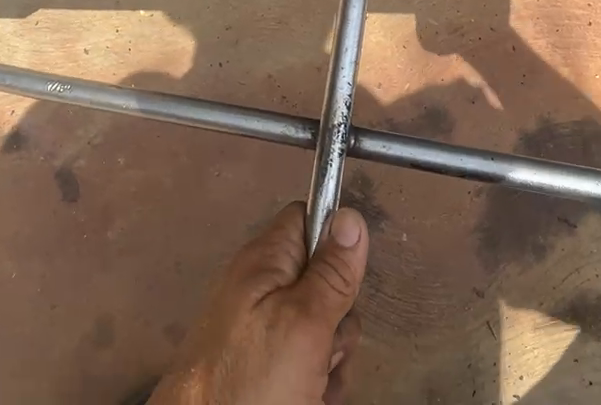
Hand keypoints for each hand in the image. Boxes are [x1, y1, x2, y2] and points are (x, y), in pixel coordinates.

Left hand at [151, 203, 369, 404]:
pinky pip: (306, 361)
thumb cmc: (250, 382)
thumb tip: (350, 214)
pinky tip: (308, 399)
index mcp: (263, 262)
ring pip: (320, 327)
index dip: (334, 242)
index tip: (343, 279)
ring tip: (312, 385)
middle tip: (322, 347)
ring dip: (331, 359)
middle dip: (338, 318)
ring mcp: (260, 329)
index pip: (308, 219)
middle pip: (323, 281)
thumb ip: (330, 273)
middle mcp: (260, 288)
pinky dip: (314, 383)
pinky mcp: (262, 365)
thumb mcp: (302, 323)